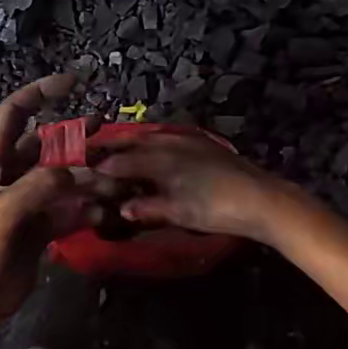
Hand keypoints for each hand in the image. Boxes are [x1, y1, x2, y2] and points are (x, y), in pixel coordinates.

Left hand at [0, 74, 83, 331]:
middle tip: (107, 132)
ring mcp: (25, 203)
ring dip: (88, 177)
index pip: (15, 114)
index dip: (40, 92)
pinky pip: (68, 210)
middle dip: (74, 137)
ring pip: (62, 179)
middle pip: (45, 145)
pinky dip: (87, 209)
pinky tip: (107, 211)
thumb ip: (41, 185)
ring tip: (117, 178)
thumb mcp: (3, 211)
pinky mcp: (38, 230)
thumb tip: (81, 172)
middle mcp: (9, 176)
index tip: (72, 82)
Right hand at [94, 130, 327, 245]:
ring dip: (130, 139)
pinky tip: (153, 144)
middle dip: (110, 145)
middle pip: (132, 142)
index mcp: (158, 161)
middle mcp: (168, 144)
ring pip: (149, 135)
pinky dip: (151, 138)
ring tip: (117, 145)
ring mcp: (186, 140)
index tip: (84, 170)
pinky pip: (166, 135)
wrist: (263, 199)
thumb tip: (121, 209)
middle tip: (91, 150)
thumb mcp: (180, 213)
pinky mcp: (202, 142)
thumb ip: (148, 208)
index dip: (101, 166)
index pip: (121, 162)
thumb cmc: (217, 209)